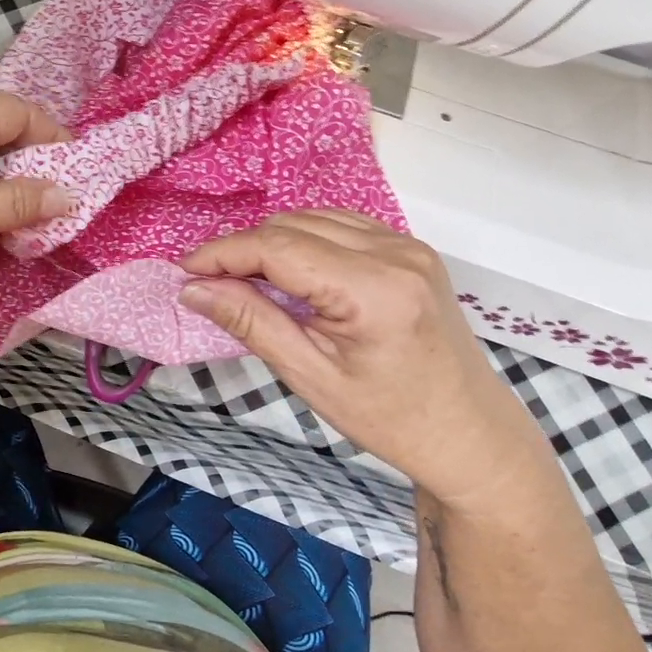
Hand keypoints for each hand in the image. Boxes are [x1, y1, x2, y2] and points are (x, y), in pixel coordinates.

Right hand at [176, 211, 551, 506]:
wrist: (468, 433)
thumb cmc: (389, 417)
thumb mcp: (309, 376)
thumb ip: (250, 322)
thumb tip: (194, 289)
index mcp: (372, 290)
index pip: (277, 247)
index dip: (222, 254)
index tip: (184, 273)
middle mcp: (395, 254)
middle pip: (291, 226)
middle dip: (241, 249)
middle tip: (207, 285)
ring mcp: (408, 246)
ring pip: (313, 219)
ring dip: (270, 242)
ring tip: (241, 280)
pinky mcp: (411, 250)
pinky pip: (339, 225)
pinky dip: (302, 240)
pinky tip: (286, 272)